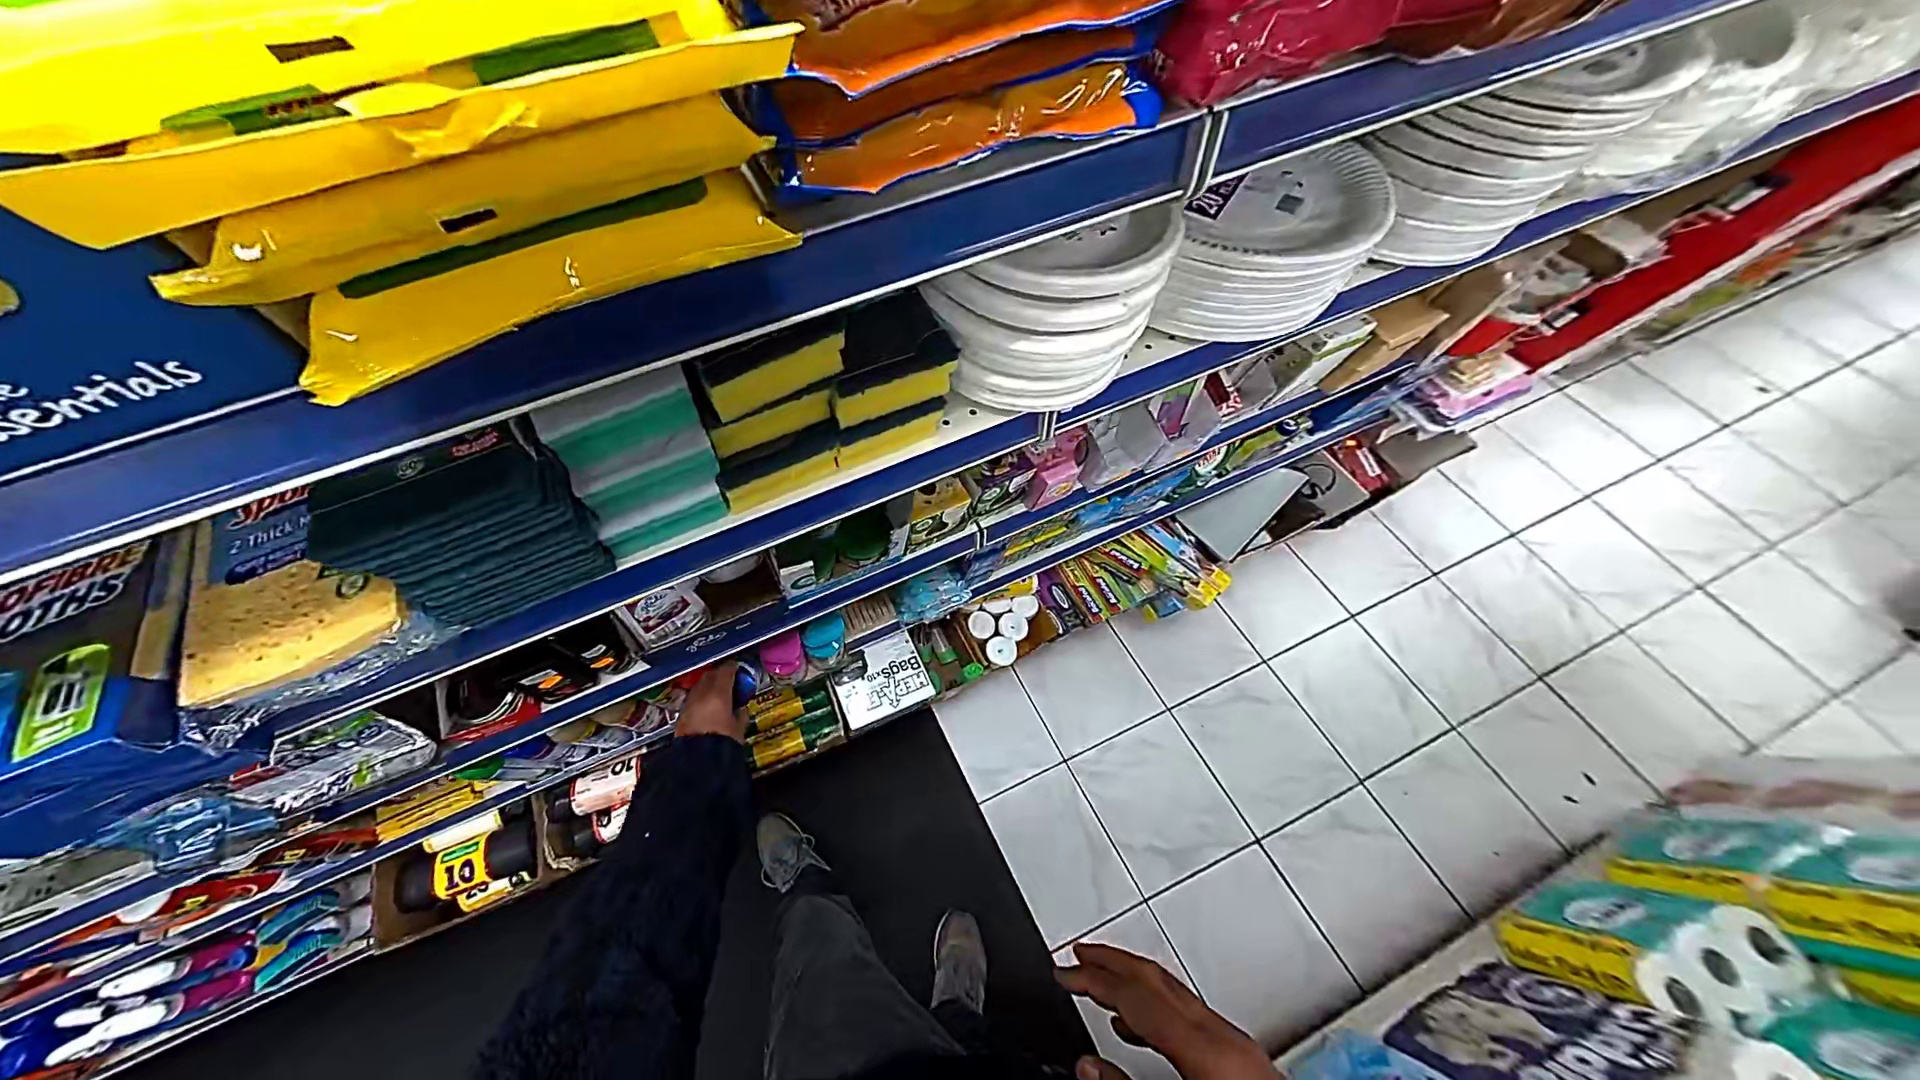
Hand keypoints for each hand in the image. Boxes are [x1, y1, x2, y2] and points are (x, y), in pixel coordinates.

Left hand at [675, 661, 745, 742]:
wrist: (698, 761)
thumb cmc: (722, 743)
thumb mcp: (739, 727)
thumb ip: (740, 712)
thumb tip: (741, 707)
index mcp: (718, 693)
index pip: (726, 671)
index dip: (733, 667)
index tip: (738, 668)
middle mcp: (702, 694)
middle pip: (711, 674)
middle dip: (720, 674)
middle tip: (730, 679)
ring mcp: (690, 703)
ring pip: (700, 685)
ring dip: (709, 685)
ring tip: (719, 692)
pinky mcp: (682, 713)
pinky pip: (693, 698)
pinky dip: (701, 697)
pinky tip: (708, 706)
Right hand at [1056, 943, 1278, 1079]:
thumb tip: (1088, 1066)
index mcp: (1208, 1051)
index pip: (1136, 995)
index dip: (1091, 978)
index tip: (1062, 972)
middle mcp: (1224, 1038)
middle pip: (1155, 978)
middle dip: (1111, 960)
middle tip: (1075, 953)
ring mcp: (1237, 1045)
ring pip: (1173, 990)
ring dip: (1132, 977)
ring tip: (1099, 975)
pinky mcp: (1244, 1058)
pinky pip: (1189, 1013)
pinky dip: (1155, 1004)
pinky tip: (1137, 1023)